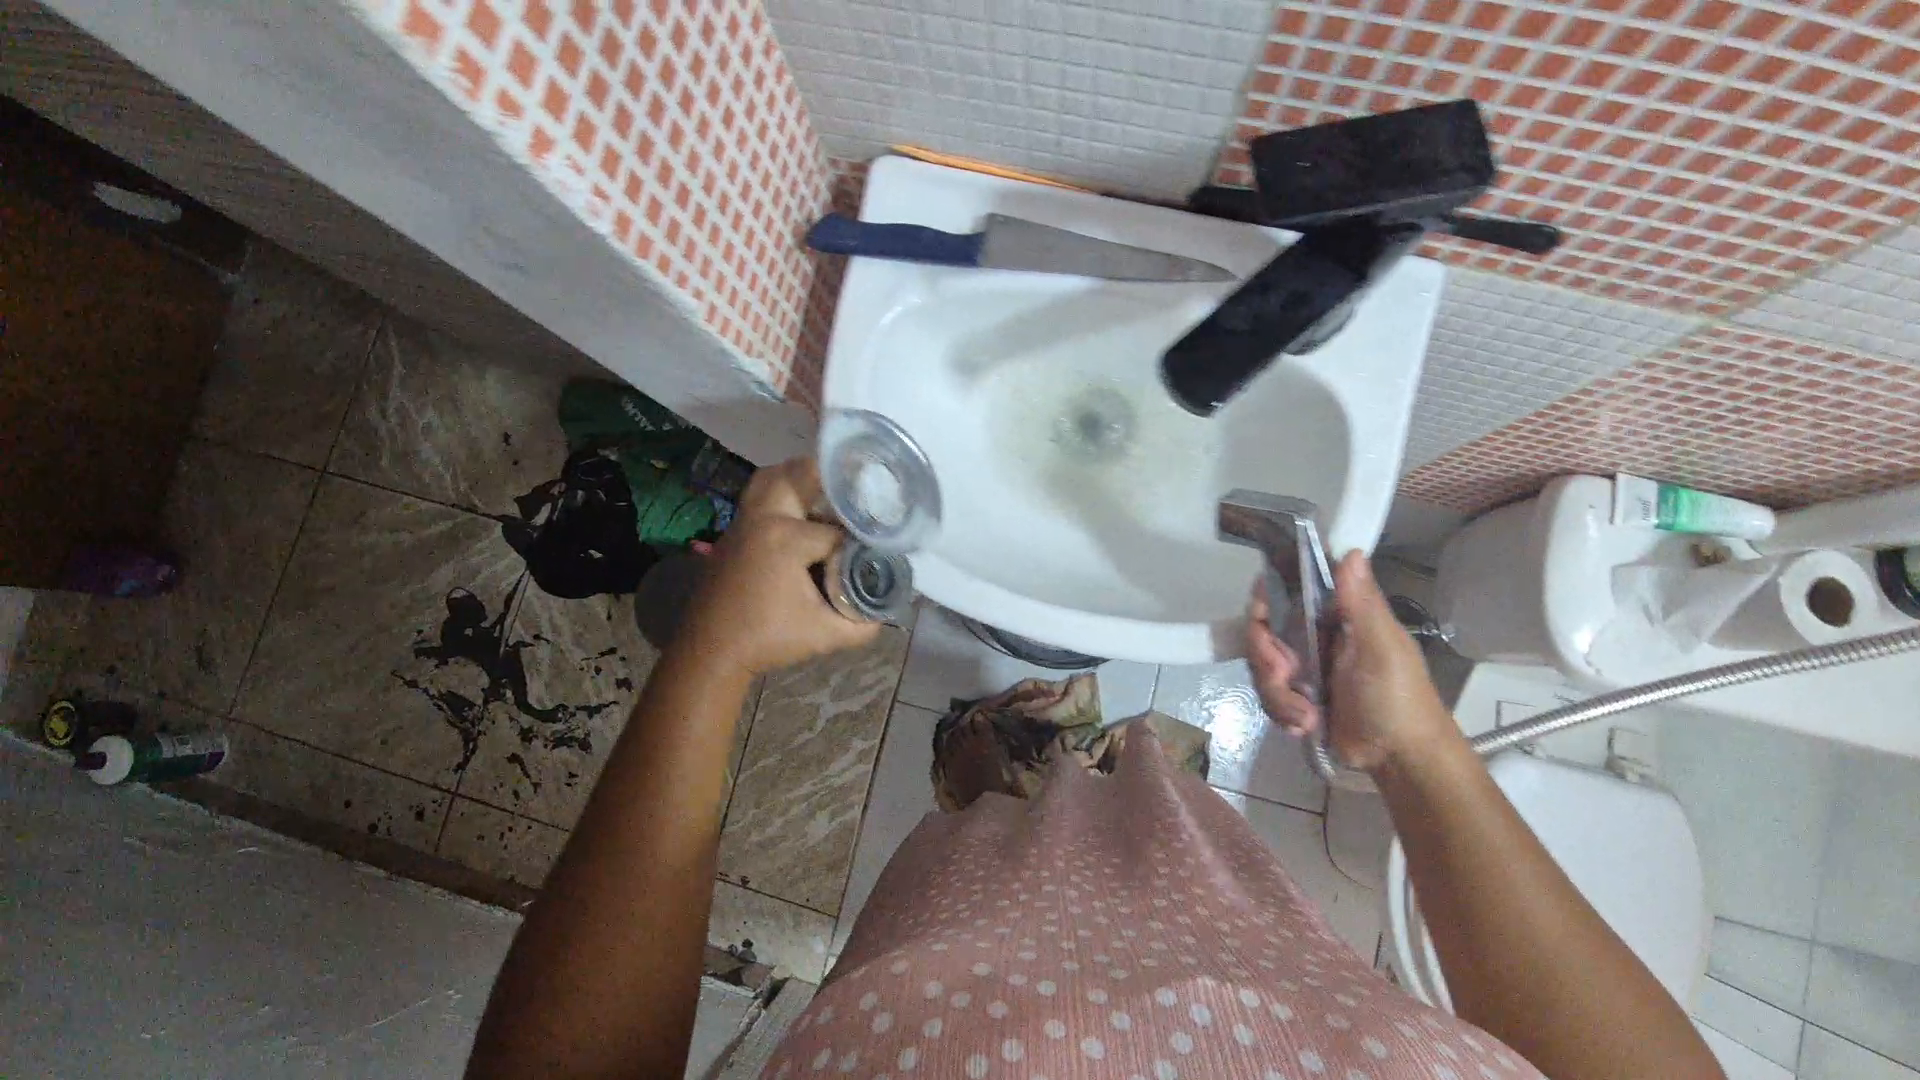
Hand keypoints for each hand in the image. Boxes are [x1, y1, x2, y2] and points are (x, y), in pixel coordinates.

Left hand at [680, 458, 878, 675]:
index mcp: (787, 539)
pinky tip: (803, 516)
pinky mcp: (733, 531)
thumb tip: (886, 610)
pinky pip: (759, 496)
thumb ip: (864, 622)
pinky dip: (782, 494)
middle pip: (801, 475)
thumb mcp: (826, 635)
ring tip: (829, 496)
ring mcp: (743, 521)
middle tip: (857, 494)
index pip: (837, 532)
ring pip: (773, 477)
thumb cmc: (768, 640)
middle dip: (833, 482)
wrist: (711, 651)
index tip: (870, 560)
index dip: (858, 546)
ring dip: (800, 480)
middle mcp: (763, 518)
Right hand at [1245, 550, 1459, 770]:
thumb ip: (1362, 603)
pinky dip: (1281, 712)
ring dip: (1277, 695)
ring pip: (1261, 667)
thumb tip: (1352, 551)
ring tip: (1306, 717)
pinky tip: (1305, 726)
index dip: (1264, 603)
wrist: (1399, 760)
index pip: (1285, 592)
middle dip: (1266, 660)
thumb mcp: (1382, 649)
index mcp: (1336, 616)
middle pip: (1263, 632)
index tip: (1263, 623)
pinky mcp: (1295, 697)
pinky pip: (1267, 695)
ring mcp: (1303, 668)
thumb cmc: (1397, 698)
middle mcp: (1314, 636)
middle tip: (1283, 678)